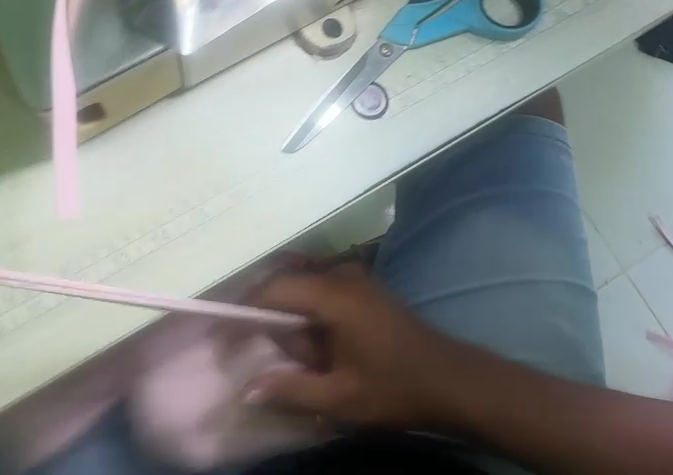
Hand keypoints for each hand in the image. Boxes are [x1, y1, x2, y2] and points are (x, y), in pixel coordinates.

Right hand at [246, 263, 476, 432]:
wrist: (451, 380)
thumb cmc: (395, 388)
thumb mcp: (340, 398)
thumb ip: (291, 388)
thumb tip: (246, 388)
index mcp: (333, 294)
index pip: (274, 290)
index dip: (243, 311)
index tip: (221, 336)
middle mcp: (341, 273)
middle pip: (286, 283)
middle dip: (270, 317)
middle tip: (264, 355)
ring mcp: (354, 275)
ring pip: (302, 286)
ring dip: (292, 318)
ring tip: (302, 359)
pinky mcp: (361, 285)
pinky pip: (319, 288)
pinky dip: (307, 312)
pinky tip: (314, 345)